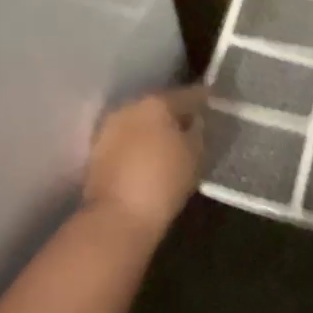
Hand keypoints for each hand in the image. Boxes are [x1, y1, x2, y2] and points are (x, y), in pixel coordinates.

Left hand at [83, 86, 206, 240]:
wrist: (117, 217)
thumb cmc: (164, 181)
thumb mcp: (195, 155)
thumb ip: (197, 132)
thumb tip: (194, 121)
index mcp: (157, 102)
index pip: (188, 94)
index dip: (204, 98)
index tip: (215, 102)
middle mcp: (129, 107)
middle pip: (159, 105)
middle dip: (175, 113)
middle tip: (192, 125)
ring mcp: (108, 128)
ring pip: (139, 121)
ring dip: (154, 129)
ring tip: (171, 144)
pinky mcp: (96, 151)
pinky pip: (126, 140)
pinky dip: (138, 144)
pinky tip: (150, 157)